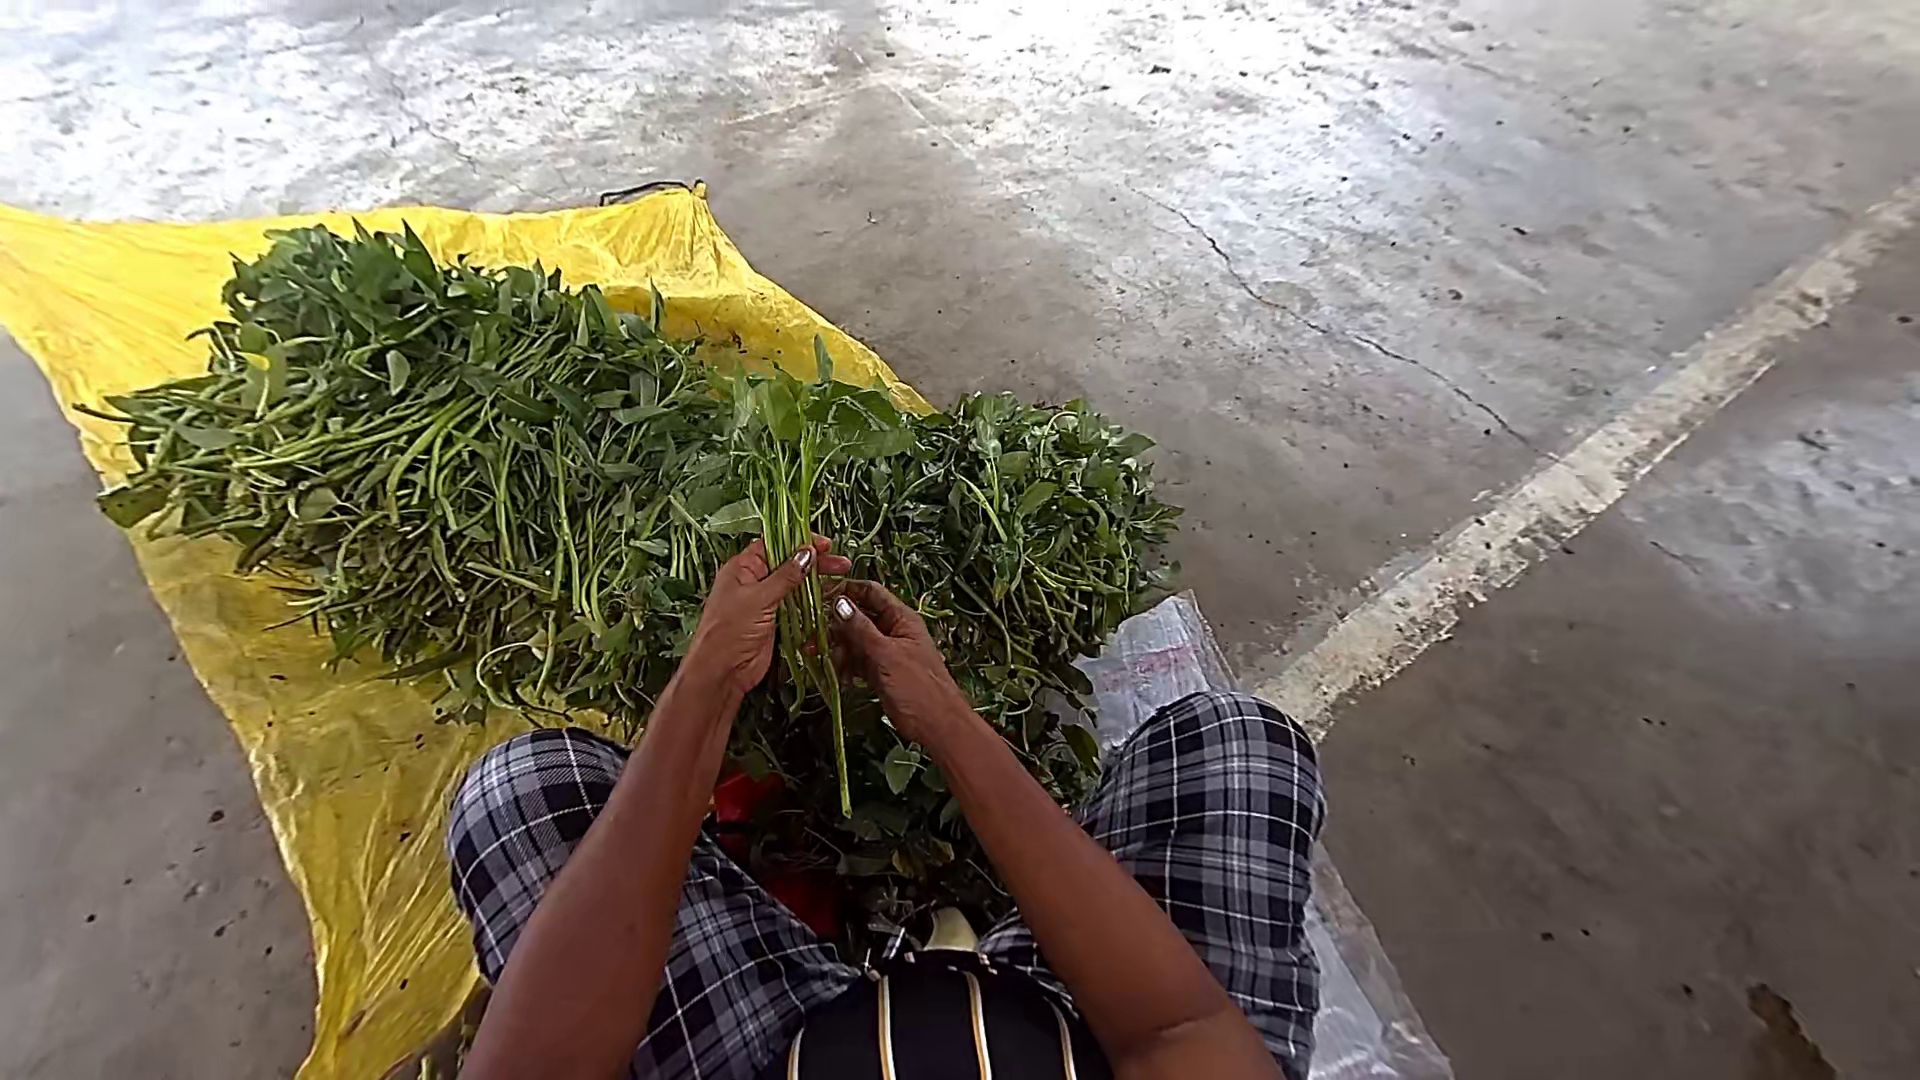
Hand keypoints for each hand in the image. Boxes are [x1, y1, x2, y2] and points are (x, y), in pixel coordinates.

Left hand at [684, 536, 851, 696]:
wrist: (722, 672)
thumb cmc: (728, 632)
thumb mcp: (758, 598)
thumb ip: (785, 575)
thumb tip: (807, 553)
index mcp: (743, 568)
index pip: (774, 544)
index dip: (799, 541)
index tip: (824, 544)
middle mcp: (754, 581)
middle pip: (789, 563)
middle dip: (815, 562)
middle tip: (839, 563)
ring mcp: (766, 601)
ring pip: (795, 584)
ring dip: (817, 581)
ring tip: (840, 578)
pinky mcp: (776, 620)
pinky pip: (797, 605)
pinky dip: (812, 600)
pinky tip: (829, 598)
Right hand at [828, 580, 974, 745]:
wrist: (936, 725)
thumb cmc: (921, 688)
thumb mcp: (887, 654)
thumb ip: (861, 629)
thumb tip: (840, 604)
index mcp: (901, 618)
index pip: (871, 593)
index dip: (847, 591)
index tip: (821, 595)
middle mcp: (893, 631)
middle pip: (858, 617)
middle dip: (836, 625)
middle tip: (813, 634)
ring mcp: (885, 652)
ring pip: (854, 641)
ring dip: (837, 648)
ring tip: (823, 658)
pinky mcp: (879, 672)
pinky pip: (856, 661)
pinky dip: (845, 666)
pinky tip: (836, 675)